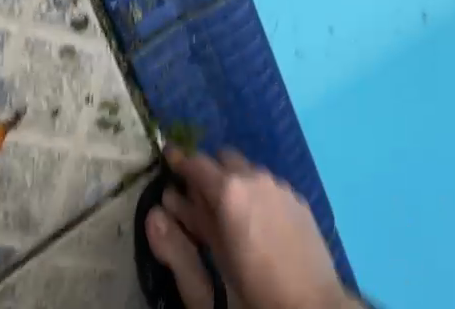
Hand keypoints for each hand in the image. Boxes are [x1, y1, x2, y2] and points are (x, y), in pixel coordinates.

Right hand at [147, 148, 355, 308]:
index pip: (196, 163)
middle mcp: (255, 179)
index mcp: (229, 192)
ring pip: (247, 171)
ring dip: (232, 184)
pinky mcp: (299, 201)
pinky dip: (255, 194)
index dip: (179, 161)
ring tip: (228, 217)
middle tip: (198, 202)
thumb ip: (179, 245)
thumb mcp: (211, 280)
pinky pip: (268, 186)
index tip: (168, 159)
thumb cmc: (257, 296)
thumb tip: (155, 212)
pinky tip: (256, 225)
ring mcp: (280, 188)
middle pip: (222, 159)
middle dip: (207, 174)